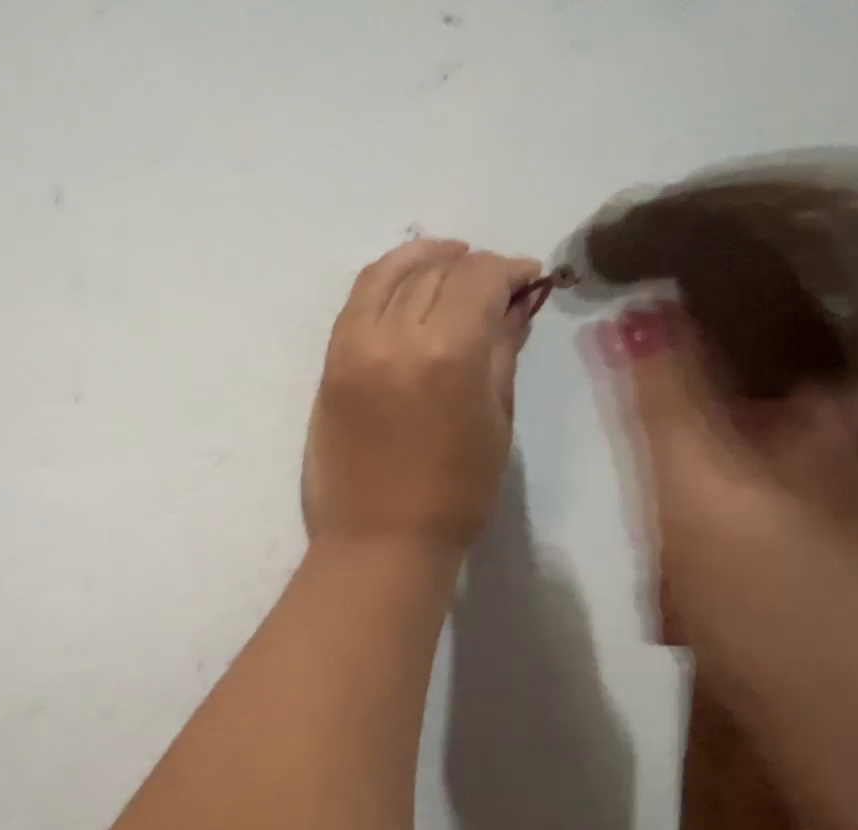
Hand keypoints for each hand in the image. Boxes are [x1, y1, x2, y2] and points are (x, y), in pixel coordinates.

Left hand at [303, 238, 541, 549]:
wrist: (377, 540)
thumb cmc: (454, 494)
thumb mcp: (495, 421)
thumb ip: (502, 352)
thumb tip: (515, 304)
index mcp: (447, 352)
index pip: (479, 279)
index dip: (510, 269)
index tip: (529, 278)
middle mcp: (393, 338)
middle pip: (433, 272)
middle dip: (469, 265)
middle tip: (492, 278)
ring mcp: (352, 350)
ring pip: (384, 277)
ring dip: (419, 260)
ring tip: (445, 261)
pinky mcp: (328, 366)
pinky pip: (355, 305)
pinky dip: (382, 285)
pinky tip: (403, 289)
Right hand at [589, 302, 857, 722]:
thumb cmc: (788, 629)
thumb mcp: (704, 507)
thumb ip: (660, 407)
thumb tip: (630, 313)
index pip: (773, 339)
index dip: (692, 356)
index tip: (635, 390)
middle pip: (765, 414)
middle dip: (693, 457)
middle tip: (658, 524)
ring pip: (772, 475)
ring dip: (709, 512)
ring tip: (680, 580)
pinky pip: (791, 523)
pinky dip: (742, 546)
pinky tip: (713, 597)